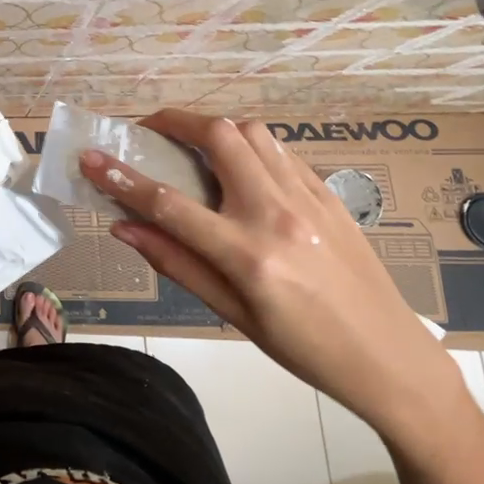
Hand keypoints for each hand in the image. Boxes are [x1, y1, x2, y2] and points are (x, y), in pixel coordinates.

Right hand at [85, 111, 466, 438]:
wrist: (394, 360)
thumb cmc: (306, 349)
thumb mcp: (234, 316)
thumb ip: (177, 264)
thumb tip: (123, 226)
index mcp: (248, 255)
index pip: (169, 203)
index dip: (122, 178)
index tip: (90, 157)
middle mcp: (278, 214)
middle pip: (217, 138)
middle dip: (174, 122)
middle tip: (148, 131)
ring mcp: (309, 198)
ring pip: (253, 133)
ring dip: (213, 128)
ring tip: (191, 145)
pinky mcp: (331, 195)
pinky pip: (281, 151)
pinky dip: (249, 146)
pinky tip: (238, 168)